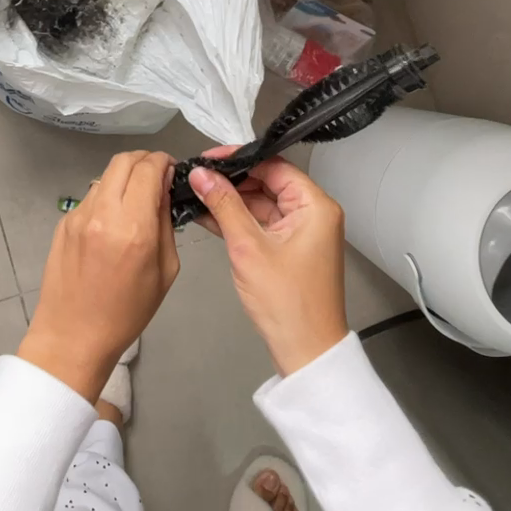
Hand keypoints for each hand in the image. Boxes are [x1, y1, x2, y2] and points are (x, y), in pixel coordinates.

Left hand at [19, 151, 180, 400]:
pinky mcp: (64, 222)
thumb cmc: (128, 311)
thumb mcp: (165, 270)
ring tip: (135, 201)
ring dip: (124, 178)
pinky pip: (91, 197)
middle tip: (156, 175)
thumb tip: (163, 188)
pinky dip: (107, 198)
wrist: (73, 335)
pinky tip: (112, 222)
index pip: (148, 168)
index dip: (163, 161)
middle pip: (124, 160)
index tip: (171, 169)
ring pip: (106, 176)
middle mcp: (104, 213)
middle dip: (144, 160)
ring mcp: (79, 215)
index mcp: (134, 227)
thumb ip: (165, 223)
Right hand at [190, 149, 348, 375]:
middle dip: (231, 180)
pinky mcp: (288, 248)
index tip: (207, 158)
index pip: (274, 165)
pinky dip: (237, 219)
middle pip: (267, 181)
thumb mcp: (248, 247)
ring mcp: (300, 231)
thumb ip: (223, 204)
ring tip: (195, 192)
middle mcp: (313, 213)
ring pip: (260, 202)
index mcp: (315, 205)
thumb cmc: (285, 301)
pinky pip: (260, 223)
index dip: (239, 158)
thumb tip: (200, 173)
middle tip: (196, 175)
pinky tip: (207, 214)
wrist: (305, 352)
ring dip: (230, 200)